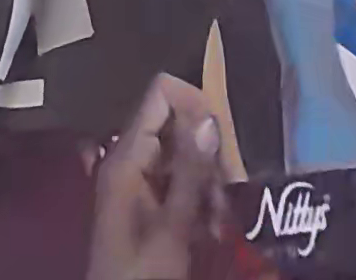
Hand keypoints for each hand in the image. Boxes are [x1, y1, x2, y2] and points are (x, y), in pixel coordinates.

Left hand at [87, 73, 222, 279]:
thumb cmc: (141, 276)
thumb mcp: (172, 228)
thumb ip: (191, 172)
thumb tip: (210, 119)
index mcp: (127, 153)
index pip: (159, 94)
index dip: (192, 101)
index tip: (222, 133)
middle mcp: (129, 156)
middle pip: (174, 122)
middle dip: (206, 147)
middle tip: (229, 184)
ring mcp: (136, 178)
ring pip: (181, 153)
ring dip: (207, 177)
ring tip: (220, 217)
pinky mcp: (145, 201)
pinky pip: (176, 179)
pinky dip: (197, 195)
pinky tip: (212, 227)